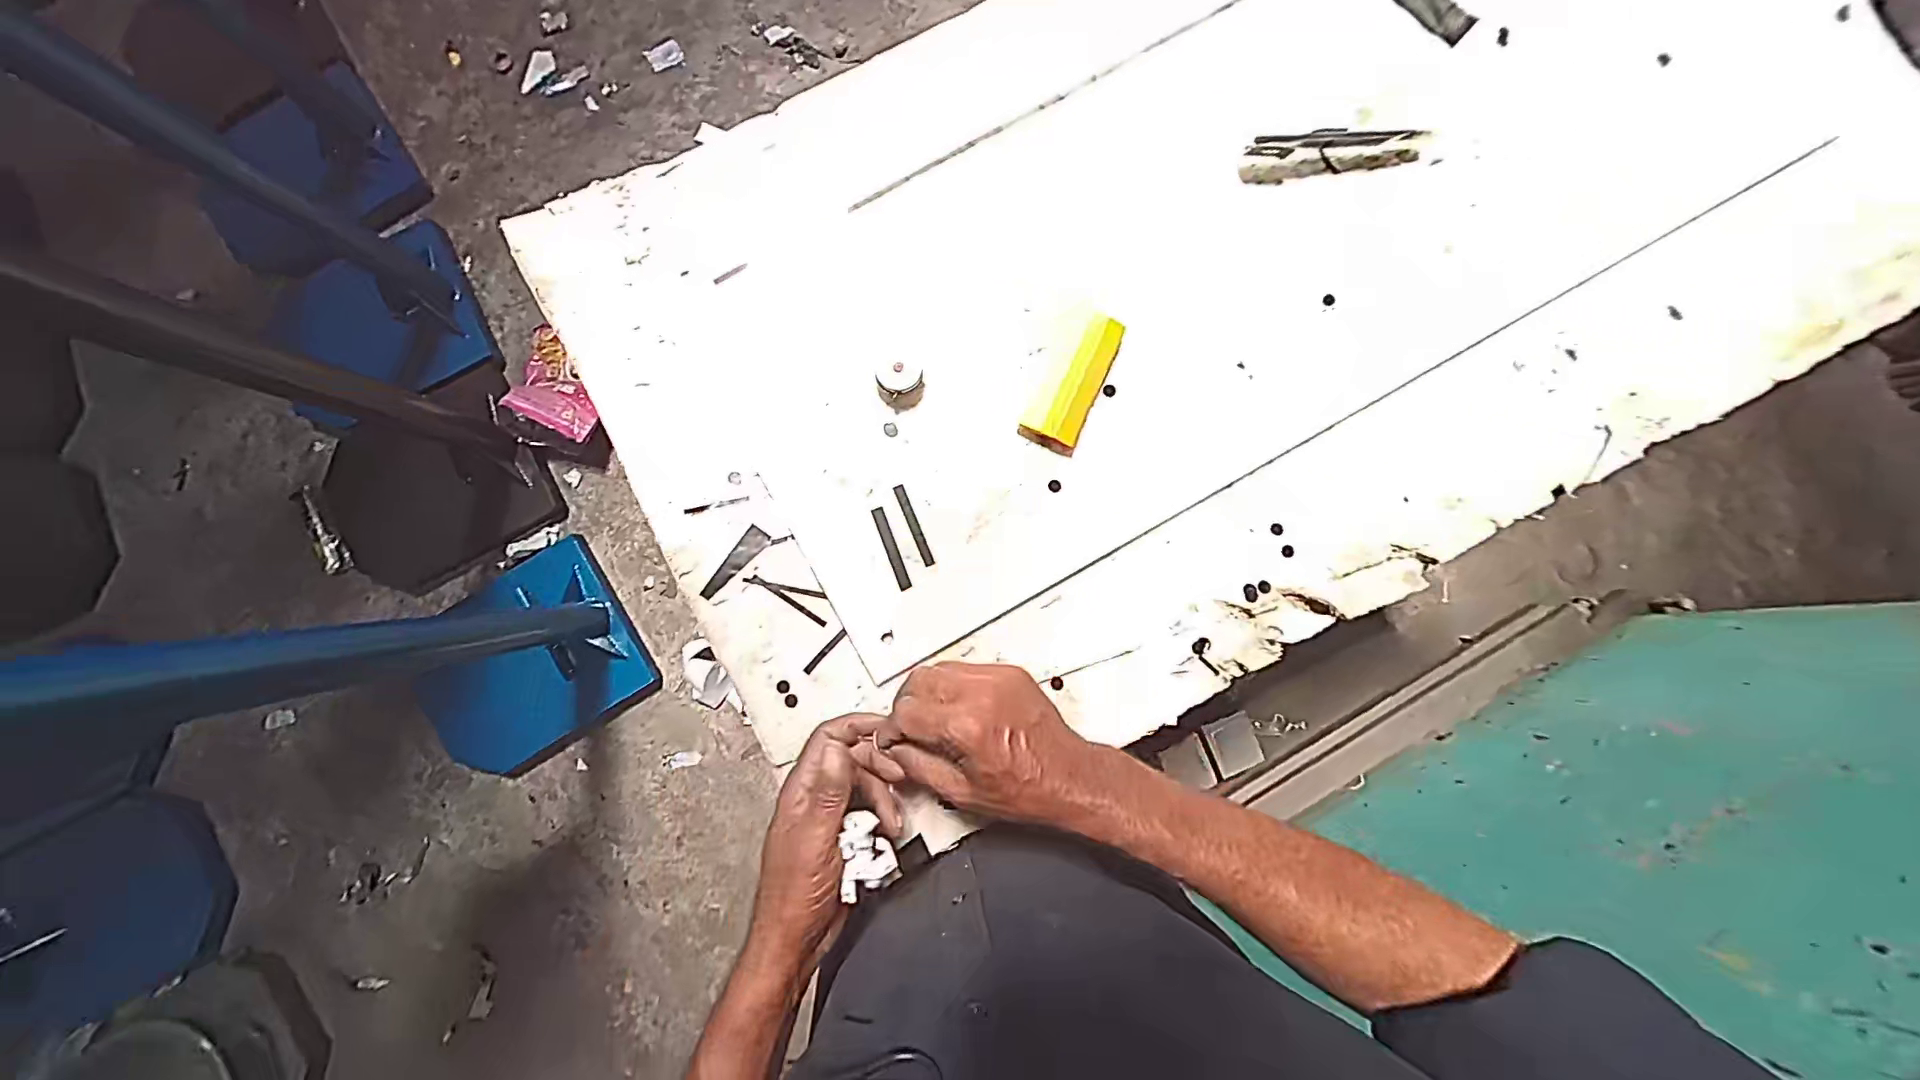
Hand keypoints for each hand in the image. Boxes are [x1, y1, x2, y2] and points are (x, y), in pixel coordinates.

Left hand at [747, 713, 901, 971]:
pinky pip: (870, 816)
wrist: (795, 941)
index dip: (858, 726)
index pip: (829, 737)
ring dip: (885, 802)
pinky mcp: (844, 838)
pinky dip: (882, 823)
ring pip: (866, 788)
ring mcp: (830, 818)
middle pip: (854, 759)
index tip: (887, 730)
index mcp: (802, 790)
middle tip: (898, 782)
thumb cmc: (793, 899)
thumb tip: (838, 748)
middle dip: (880, 769)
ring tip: (890, 825)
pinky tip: (885, 838)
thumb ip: (829, 792)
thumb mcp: (815, 839)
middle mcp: (815, 798)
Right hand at [865, 663, 1114, 827]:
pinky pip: (965, 668)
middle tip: (909, 727)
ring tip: (933, 718)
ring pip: (938, 668)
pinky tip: (957, 708)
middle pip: (917, 680)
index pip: (905, 711)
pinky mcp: (1008, 673)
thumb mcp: (963, 793)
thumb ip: (919, 767)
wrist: (1069, 777)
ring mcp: (997, 679)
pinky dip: (952, 685)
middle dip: (905, 705)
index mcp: (968, 726)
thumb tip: (897, 750)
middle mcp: (982, 694)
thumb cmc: (1029, 790)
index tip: (895, 739)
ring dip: (927, 691)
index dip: (892, 729)